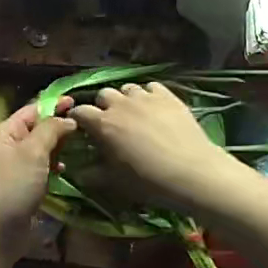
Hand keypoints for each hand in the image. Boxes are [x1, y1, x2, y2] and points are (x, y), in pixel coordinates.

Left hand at [0, 97, 76, 259]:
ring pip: (39, 152)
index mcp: (5, 133)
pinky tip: (65, 171)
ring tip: (81, 147)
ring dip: (57, 149)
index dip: (54, 105)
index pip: (32, 110)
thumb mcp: (32, 152)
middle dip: (59, 127)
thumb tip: (67, 119)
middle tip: (87, 127)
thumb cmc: (11, 186)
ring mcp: (12, 170)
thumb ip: (50, 130)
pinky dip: (52, 168)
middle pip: (36, 130)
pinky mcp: (20, 189)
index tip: (79, 103)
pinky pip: (39, 171)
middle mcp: (7, 148)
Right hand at [70, 82, 247, 210]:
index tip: (80, 128)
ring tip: (132, 112)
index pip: (80, 112)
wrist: (190, 172)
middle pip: (103, 94)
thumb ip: (91, 174)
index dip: (77, 118)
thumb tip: (78, 172)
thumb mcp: (113, 181)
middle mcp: (120, 104)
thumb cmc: (146, 180)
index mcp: (103, 124)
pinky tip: (153, 107)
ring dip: (125, 98)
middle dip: (102, 105)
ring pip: (127, 88)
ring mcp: (145, 97)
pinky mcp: (168, 96)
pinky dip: (148, 94)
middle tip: (109, 121)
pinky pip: (152, 86)